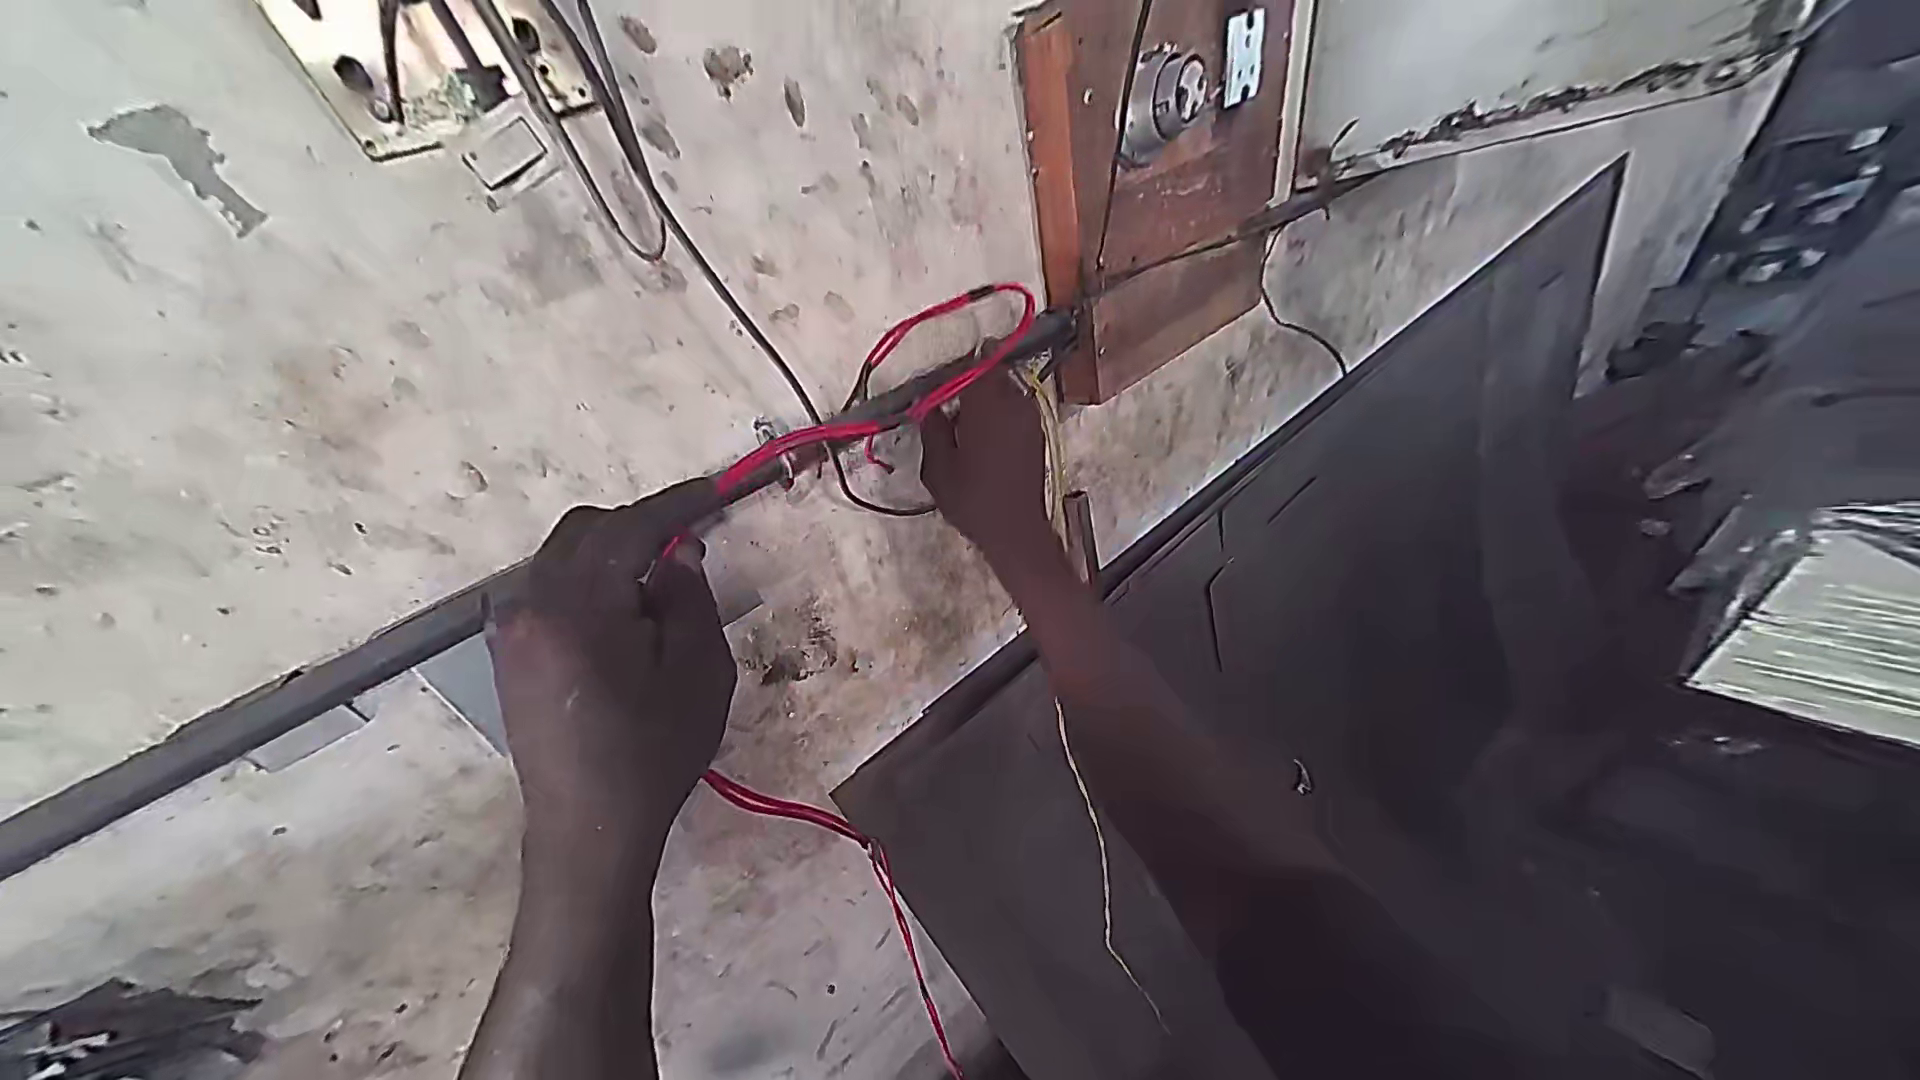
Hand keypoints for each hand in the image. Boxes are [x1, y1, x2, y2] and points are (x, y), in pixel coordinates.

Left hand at [486, 479, 735, 863]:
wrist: (590, 827)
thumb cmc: (656, 750)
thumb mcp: (699, 670)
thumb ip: (688, 598)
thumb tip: (679, 550)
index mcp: (577, 609)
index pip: (628, 531)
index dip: (676, 505)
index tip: (714, 490)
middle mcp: (529, 608)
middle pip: (586, 533)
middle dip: (641, 528)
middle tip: (689, 548)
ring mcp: (511, 631)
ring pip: (566, 559)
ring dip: (617, 557)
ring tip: (661, 591)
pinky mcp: (510, 653)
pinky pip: (554, 589)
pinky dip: (595, 583)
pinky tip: (627, 618)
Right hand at [919, 371, 1064, 581]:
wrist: (1016, 530)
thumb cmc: (973, 499)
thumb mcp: (938, 466)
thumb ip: (932, 427)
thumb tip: (930, 405)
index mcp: (989, 404)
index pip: (969, 364)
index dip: (948, 371)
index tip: (931, 388)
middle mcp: (1015, 402)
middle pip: (990, 371)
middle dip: (966, 380)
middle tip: (944, 402)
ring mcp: (1031, 417)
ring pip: (1004, 388)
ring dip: (983, 396)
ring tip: (961, 422)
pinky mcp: (1036, 432)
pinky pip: (1014, 407)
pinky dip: (996, 411)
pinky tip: (980, 436)